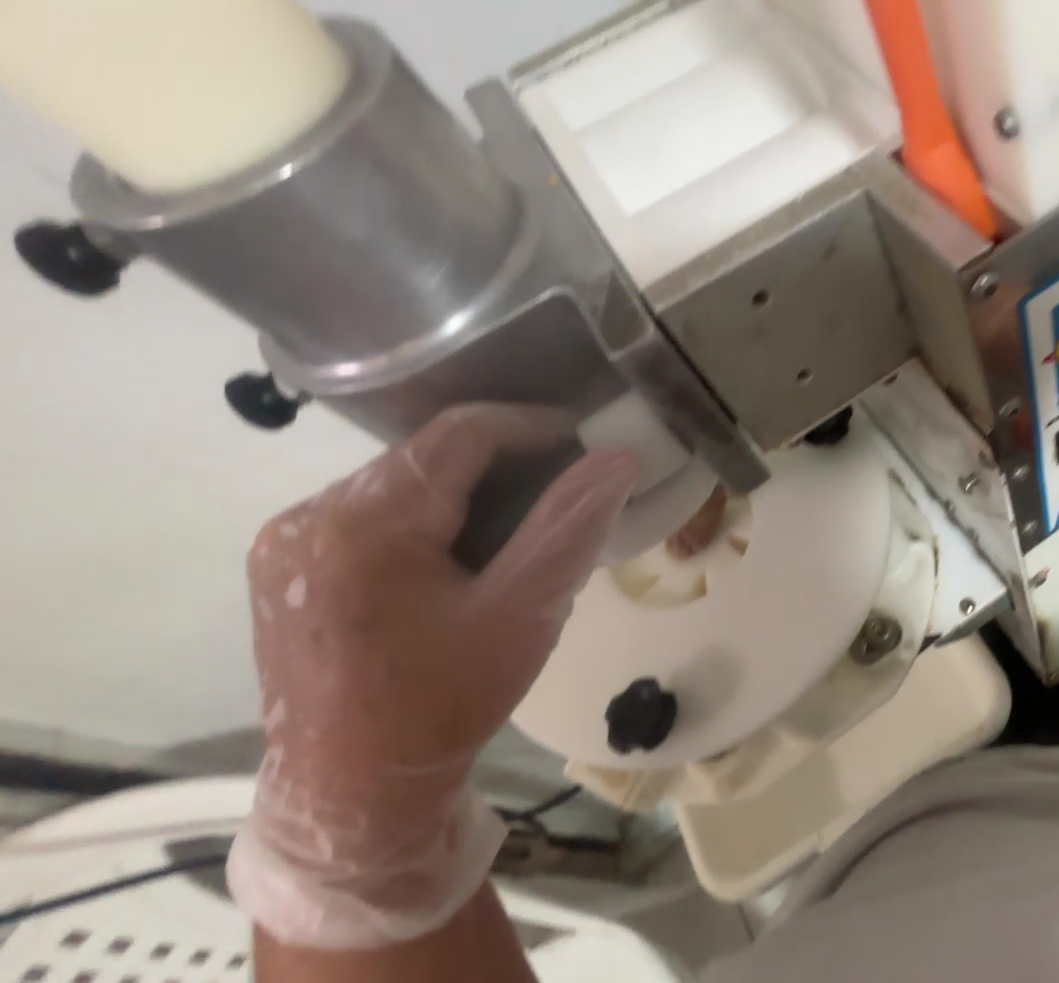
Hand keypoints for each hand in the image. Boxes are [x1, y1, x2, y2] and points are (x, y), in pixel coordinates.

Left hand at [228, 404, 641, 949]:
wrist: (350, 791)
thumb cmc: (445, 701)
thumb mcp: (523, 612)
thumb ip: (570, 526)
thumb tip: (619, 457)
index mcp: (367, 523)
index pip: (462, 433)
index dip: (532, 425)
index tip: (585, 442)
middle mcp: (311, 515)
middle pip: (426, 454)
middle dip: (501, 461)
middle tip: (561, 491)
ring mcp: (286, 540)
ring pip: (398, 480)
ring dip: (463, 489)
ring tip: (516, 527)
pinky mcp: (281, 565)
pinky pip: (368, 511)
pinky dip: (424, 516)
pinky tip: (456, 555)